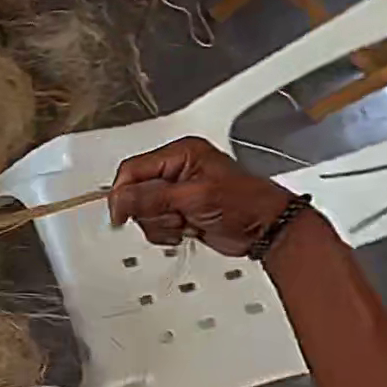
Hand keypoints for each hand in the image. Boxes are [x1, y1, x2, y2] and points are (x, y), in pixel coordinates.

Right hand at [108, 136, 296, 257]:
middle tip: (175, 214)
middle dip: (152, 211)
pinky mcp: (177, 212)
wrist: (268, 230)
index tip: (121, 214)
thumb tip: (119, 200)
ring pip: (142, 212)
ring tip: (186, 220)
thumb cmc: (246, 204)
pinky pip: (153, 224)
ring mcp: (175, 193)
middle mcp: (174, 171)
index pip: (132, 170)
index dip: (123, 193)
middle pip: (134, 193)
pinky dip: (166, 232)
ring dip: (161, 224)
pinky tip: (187, 228)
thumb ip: (151, 198)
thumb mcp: (193, 197)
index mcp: (179, 154)